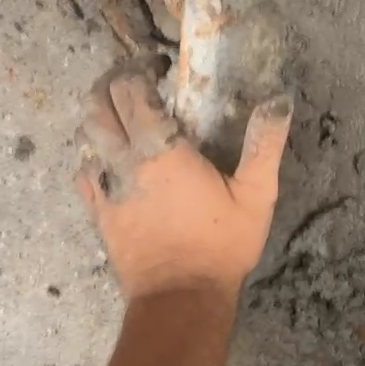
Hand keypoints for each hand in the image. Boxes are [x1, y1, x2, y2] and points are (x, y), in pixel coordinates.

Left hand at [75, 57, 292, 300]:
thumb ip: (265, 145)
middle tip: (135, 80)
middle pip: (97, 107)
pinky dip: (94, 154)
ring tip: (124, 114)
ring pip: (86, 137)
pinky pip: (85, 171)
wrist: (180, 298)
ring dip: (100, 117)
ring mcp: (105, 188)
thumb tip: (279, 100)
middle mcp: (123, 162)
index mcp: (160, 151)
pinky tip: (112, 158)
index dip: (138, 70)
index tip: (156, 66)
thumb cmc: (220, 245)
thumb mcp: (256, 195)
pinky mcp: (100, 212)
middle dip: (110, 85)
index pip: (131, 92)